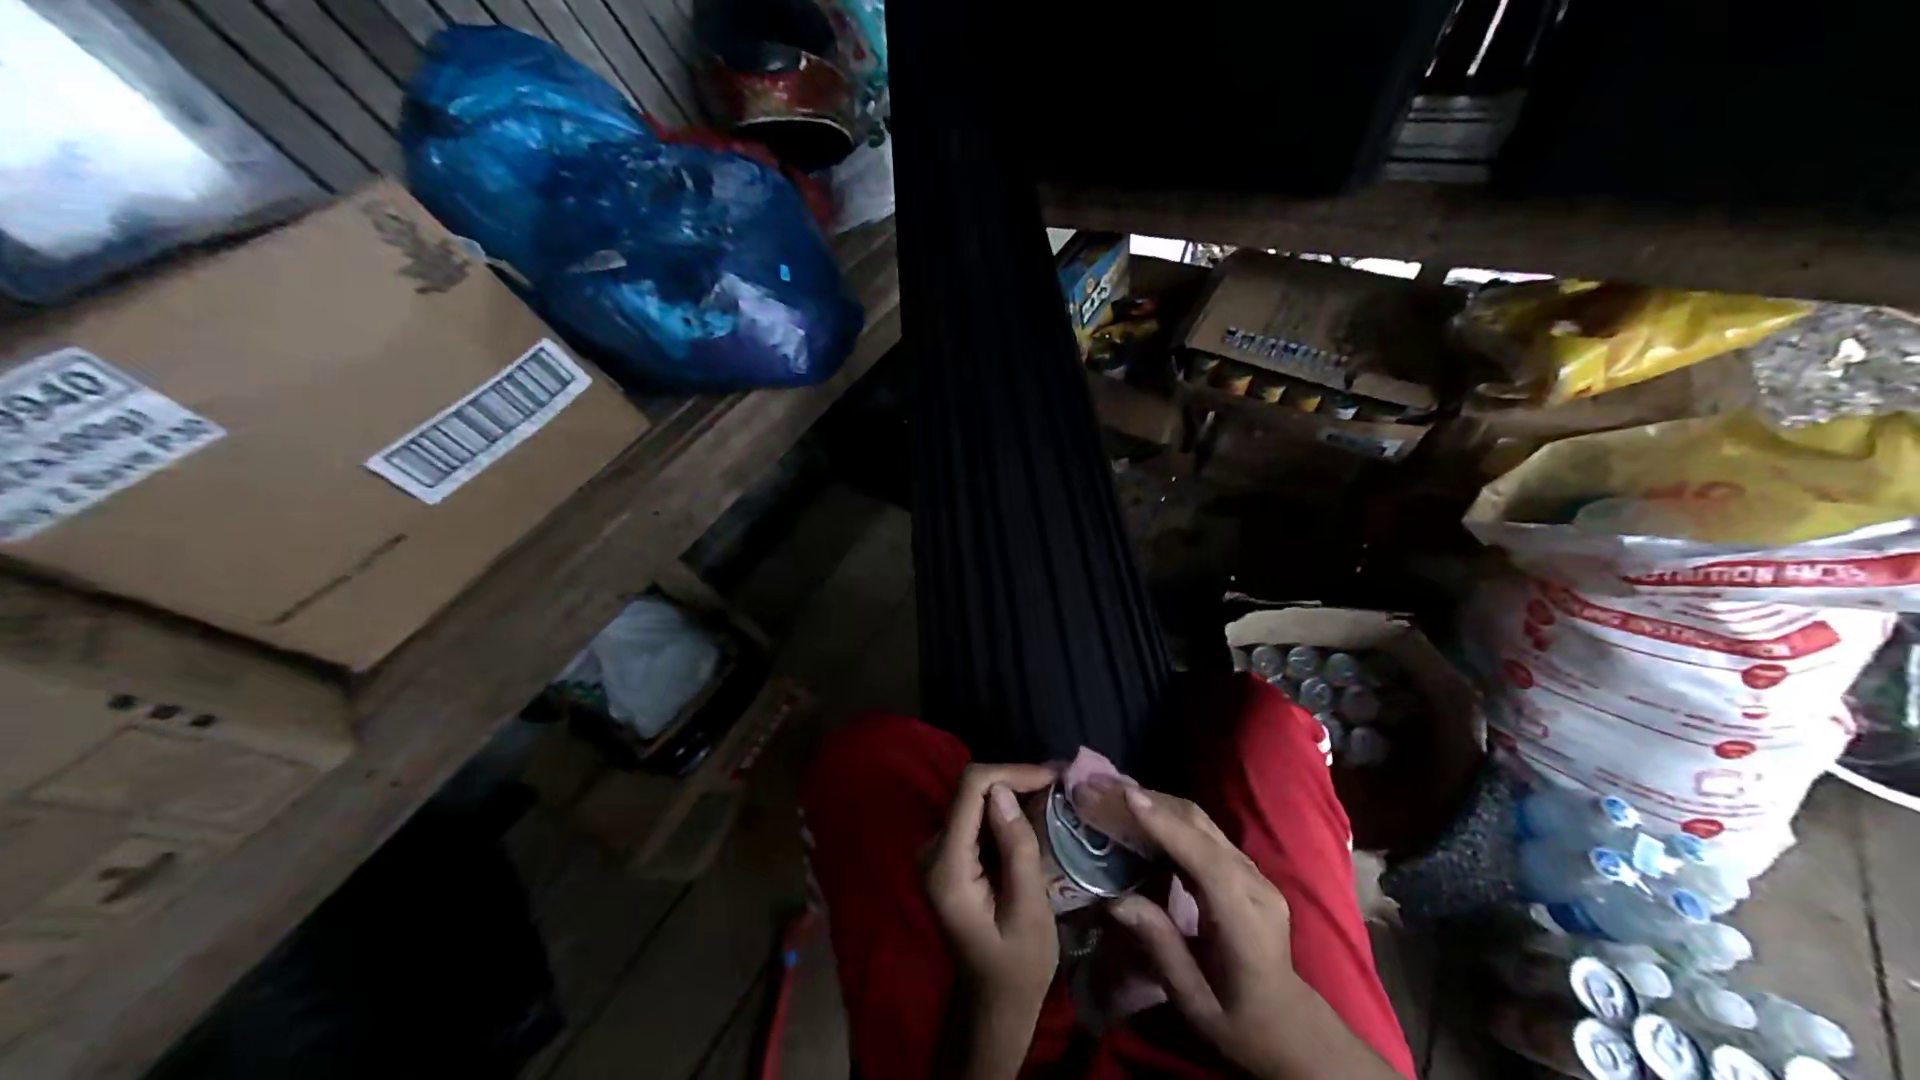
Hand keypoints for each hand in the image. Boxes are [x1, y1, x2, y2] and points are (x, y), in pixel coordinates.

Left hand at [925, 763, 1059, 1079]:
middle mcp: (932, 850)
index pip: (969, 790)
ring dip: (1013, 792)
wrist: (993, 1003)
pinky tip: (1036, 812)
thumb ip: (1017, 848)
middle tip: (1061, 781)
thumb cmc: (1017, 967)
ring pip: (974, 799)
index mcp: (946, 866)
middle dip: (1016, 779)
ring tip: (1055, 791)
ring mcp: (936, 852)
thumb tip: (1003, 791)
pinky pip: (976, 817)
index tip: (1052, 777)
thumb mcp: (1029, 911)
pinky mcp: (948, 856)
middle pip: (971, 791)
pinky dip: (1005, 811)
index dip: (1010, 772)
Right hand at [1104, 785, 1400, 1079]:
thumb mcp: (1195, 1001)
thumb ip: (1161, 948)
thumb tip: (1114, 901)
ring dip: (1153, 800)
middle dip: (1148, 800)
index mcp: (1246, 921)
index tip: (1127, 796)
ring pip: (1199, 820)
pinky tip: (1135, 810)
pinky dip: (1165, 813)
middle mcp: (1254, 884)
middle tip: (1097, 787)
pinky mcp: (1242, 866)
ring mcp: (1252, 870)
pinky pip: (1200, 829)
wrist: (1290, 1026)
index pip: (1206, 860)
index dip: (1166, 825)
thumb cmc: (1239, 1023)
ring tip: (1107, 790)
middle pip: (1200, 826)